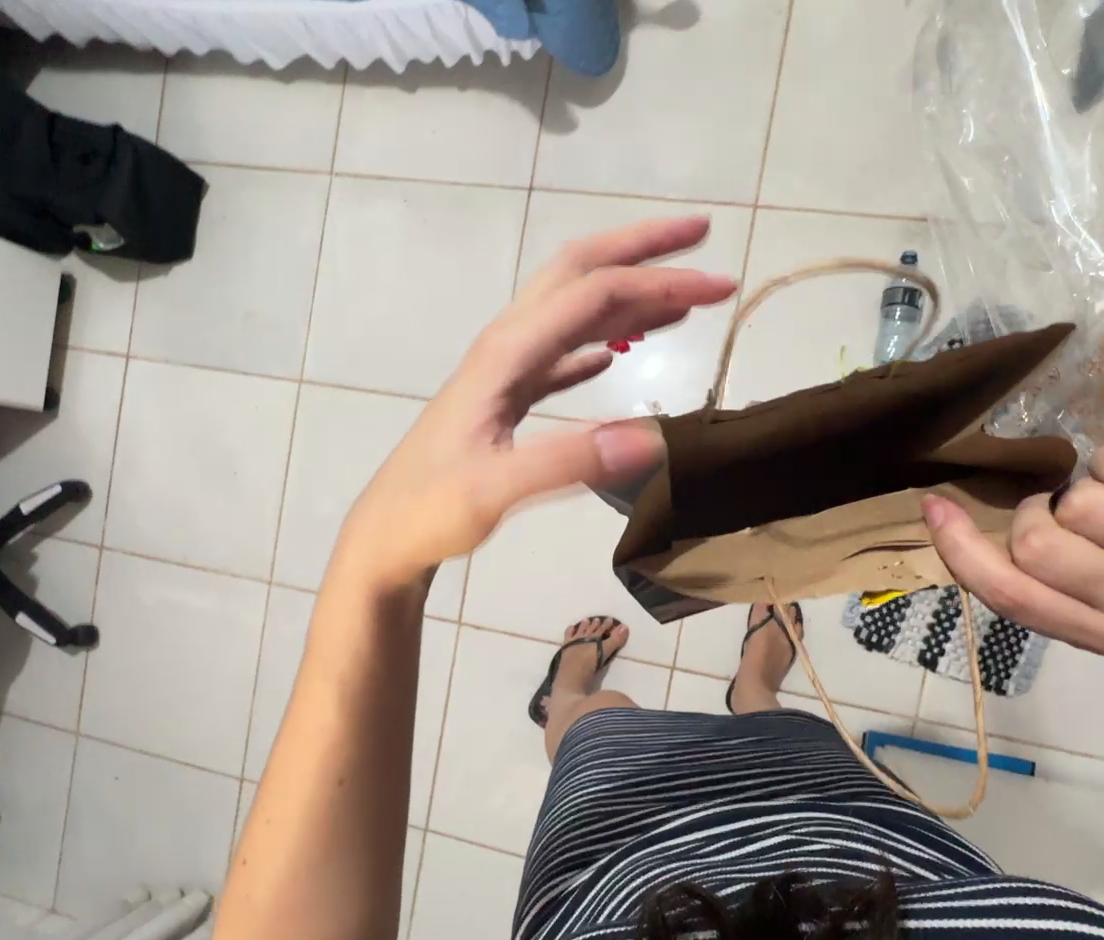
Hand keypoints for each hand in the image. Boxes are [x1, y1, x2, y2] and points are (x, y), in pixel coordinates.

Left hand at [334, 217, 738, 591]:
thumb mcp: (496, 490)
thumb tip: (653, 439)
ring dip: (626, 298)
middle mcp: (506, 348)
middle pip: (577, 274)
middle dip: (640, 251)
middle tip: (701, 240)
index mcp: (506, 354)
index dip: (657, 281)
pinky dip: (595, 343)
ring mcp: (503, 372)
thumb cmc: (430, 511)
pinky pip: (557, 357)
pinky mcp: (504, 400)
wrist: (385, 535)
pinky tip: (615, 355)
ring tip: (681, 300)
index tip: (718, 283)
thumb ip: (569, 461)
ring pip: (571, 312)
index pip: (591, 294)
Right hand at [922, 441, 1103, 655]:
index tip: (935, 507)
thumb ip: (1013, 573)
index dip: (961, 548)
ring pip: (1077, 502)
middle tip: (1059, 516)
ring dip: (1077, 490)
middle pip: (1036, 541)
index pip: (1009, 592)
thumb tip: (938, 511)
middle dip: (1034, 514)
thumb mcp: (1068, 596)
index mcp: (1096, 633)